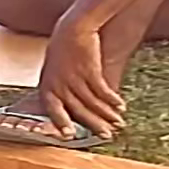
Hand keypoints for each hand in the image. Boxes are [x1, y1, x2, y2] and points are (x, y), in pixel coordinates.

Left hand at [36, 17, 124, 138]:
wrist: (71, 32)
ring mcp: (73, 78)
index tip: (69, 136)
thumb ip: (58, 88)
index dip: (61, 122)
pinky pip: (101, 89)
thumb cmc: (61, 53)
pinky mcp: (89, 70)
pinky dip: (111, 98)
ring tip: (118, 124)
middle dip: (93, 124)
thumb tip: (65, 103)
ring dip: (107, 114)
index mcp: (47, 87)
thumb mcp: (53, 73)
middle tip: (106, 136)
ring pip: (91, 101)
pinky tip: (120, 106)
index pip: (53, 110)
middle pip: (77, 109)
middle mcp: (59, 85)